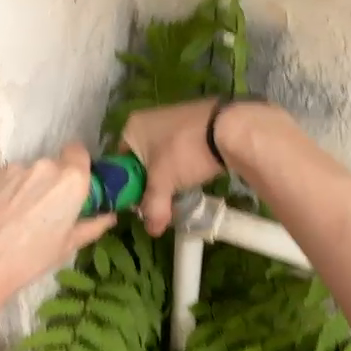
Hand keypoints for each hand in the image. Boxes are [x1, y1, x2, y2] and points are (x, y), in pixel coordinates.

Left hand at [0, 142, 115, 325]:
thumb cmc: (30, 259)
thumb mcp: (67, 246)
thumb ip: (91, 226)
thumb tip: (109, 217)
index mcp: (71, 180)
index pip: (79, 152)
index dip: (77, 166)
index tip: (72, 186)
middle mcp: (43, 166)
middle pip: (52, 166)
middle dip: (50, 184)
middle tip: (42, 212)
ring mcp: (13, 169)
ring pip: (26, 174)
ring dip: (25, 188)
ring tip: (14, 218)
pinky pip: (3, 179)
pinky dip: (3, 192)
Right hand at [121, 99, 226, 235]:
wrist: (229, 128)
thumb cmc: (184, 150)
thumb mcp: (163, 183)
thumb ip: (153, 207)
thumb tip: (152, 231)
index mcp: (132, 128)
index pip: (120, 164)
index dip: (127, 187)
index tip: (139, 205)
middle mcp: (150, 120)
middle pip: (143, 162)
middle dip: (151, 185)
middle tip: (160, 204)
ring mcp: (174, 120)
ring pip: (165, 158)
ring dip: (170, 178)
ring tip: (179, 196)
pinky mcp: (196, 125)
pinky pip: (183, 152)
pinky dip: (186, 167)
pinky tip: (195, 180)